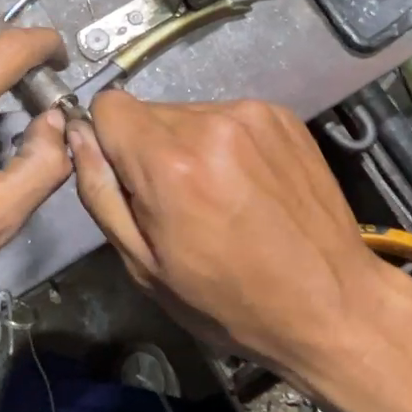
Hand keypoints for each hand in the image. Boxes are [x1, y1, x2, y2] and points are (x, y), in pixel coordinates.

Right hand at [63, 90, 411, 380]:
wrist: (334, 306)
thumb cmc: (229, 300)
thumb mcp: (144, 265)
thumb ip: (100, 192)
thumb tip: (77, 135)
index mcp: (168, 162)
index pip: (107, 106)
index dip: (109, 141)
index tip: (130, 180)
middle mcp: (208, 122)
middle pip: (147, 111)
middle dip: (148, 148)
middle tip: (177, 201)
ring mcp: (250, 114)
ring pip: (186, 113)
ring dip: (187, 145)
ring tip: (217, 196)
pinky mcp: (281, 115)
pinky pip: (224, 115)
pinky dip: (223, 143)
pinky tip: (246, 184)